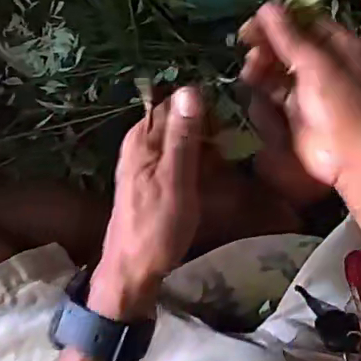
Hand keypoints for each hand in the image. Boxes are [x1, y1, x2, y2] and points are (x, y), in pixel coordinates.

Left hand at [92, 86, 209, 318]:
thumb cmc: (157, 226)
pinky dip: (195, 163)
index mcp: (142, 136)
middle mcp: (140, 141)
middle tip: (227, 151)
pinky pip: (177, 158)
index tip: (227, 125)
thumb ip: (183, 135)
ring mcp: (143, 160)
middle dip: (206, 129)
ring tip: (220, 168)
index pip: (176, 101)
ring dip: (203, 148)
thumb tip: (191, 89)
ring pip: (180, 139)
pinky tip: (208, 179)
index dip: (203, 109)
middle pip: (179, 119)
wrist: (132, 271)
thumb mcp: (176, 178)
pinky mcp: (150, 177)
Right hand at [238, 3, 360, 195]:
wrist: (355, 163)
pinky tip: (253, 87)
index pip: (305, 21)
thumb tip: (266, 6)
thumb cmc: (342, 108)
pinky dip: (263, 88)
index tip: (253, 23)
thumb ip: (288, 37)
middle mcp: (327, 63)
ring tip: (251, 72)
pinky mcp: (297, 112)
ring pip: (279, 68)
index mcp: (341, 46)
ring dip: (262, 66)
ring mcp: (312, 88)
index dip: (279, 20)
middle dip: (267, 45)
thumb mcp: (316, 66)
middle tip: (247, 47)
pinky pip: (275, 92)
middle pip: (289, 44)